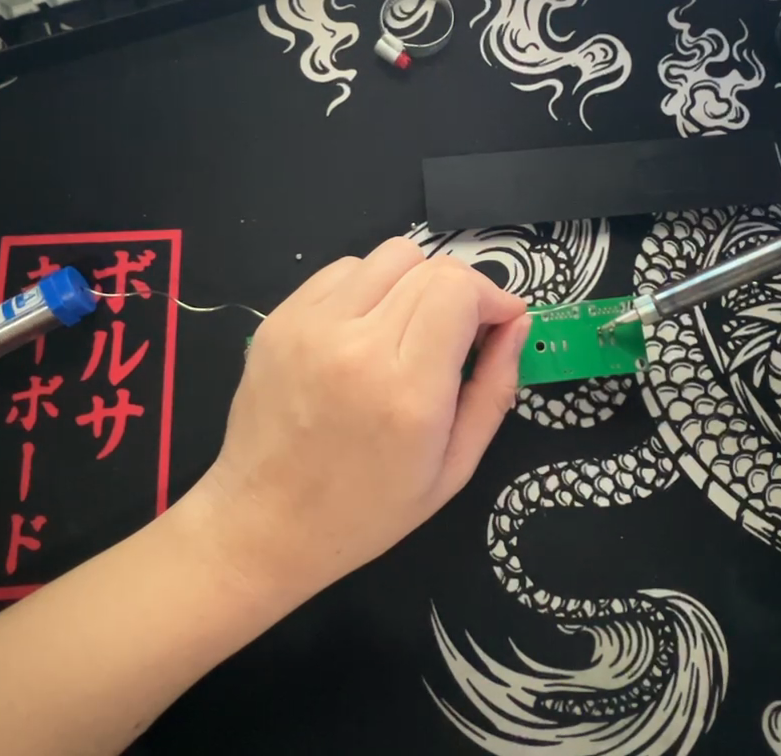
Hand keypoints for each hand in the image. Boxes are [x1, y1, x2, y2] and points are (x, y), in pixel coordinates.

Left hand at [187, 238, 530, 598]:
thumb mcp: (453, 468)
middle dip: (461, 290)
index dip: (491, 295)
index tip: (499, 321)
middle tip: (460, 331)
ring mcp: (310, 326)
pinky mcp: (280, 319)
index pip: (458, 289)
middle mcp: (357, 346)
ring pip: (389, 256)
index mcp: (407, 391)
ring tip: (410, 328)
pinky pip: (343, 270)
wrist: (263, 524)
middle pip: (430, 265)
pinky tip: (366, 330)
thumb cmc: (367, 510)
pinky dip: (370, 287)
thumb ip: (495, 389)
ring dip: (415, 282)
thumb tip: (518, 322)